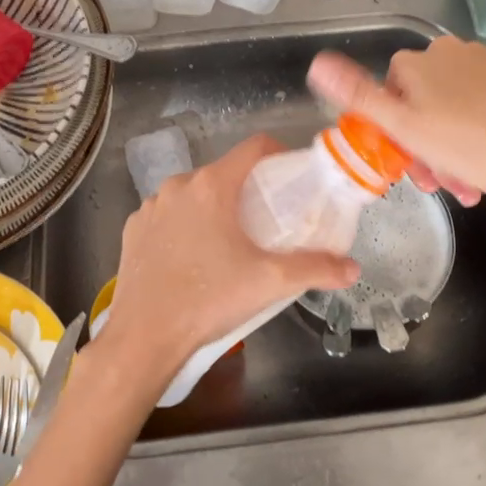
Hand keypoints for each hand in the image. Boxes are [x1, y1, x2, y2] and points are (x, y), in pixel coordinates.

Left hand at [100, 135, 359, 380]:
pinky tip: (193, 257)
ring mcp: (150, 207)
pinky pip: (167, 216)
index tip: (293, 177)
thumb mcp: (269, 283)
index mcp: (212, 186)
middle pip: (223, 173)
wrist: (144, 337)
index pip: (253, 148)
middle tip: (269, 219)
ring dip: (214, 208)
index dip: (278, 154)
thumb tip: (352, 268)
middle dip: (248, 189)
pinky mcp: (133, 229)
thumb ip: (315, 269)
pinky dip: (184, 226)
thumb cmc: (209, 300)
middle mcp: (178, 186)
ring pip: (192, 194)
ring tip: (231, 241)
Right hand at [307, 37, 485, 211]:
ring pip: (454, 114)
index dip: (393, 136)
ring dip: (455, 154)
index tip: (408, 168)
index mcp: (416, 63)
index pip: (387, 97)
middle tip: (443, 186)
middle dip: (427, 151)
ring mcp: (485, 65)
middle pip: (422, 108)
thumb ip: (359, 96)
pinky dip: (482, 139)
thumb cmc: (473, 141)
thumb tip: (316, 63)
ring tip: (471, 189)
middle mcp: (448, 54)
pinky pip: (484, 111)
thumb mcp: (406, 127)